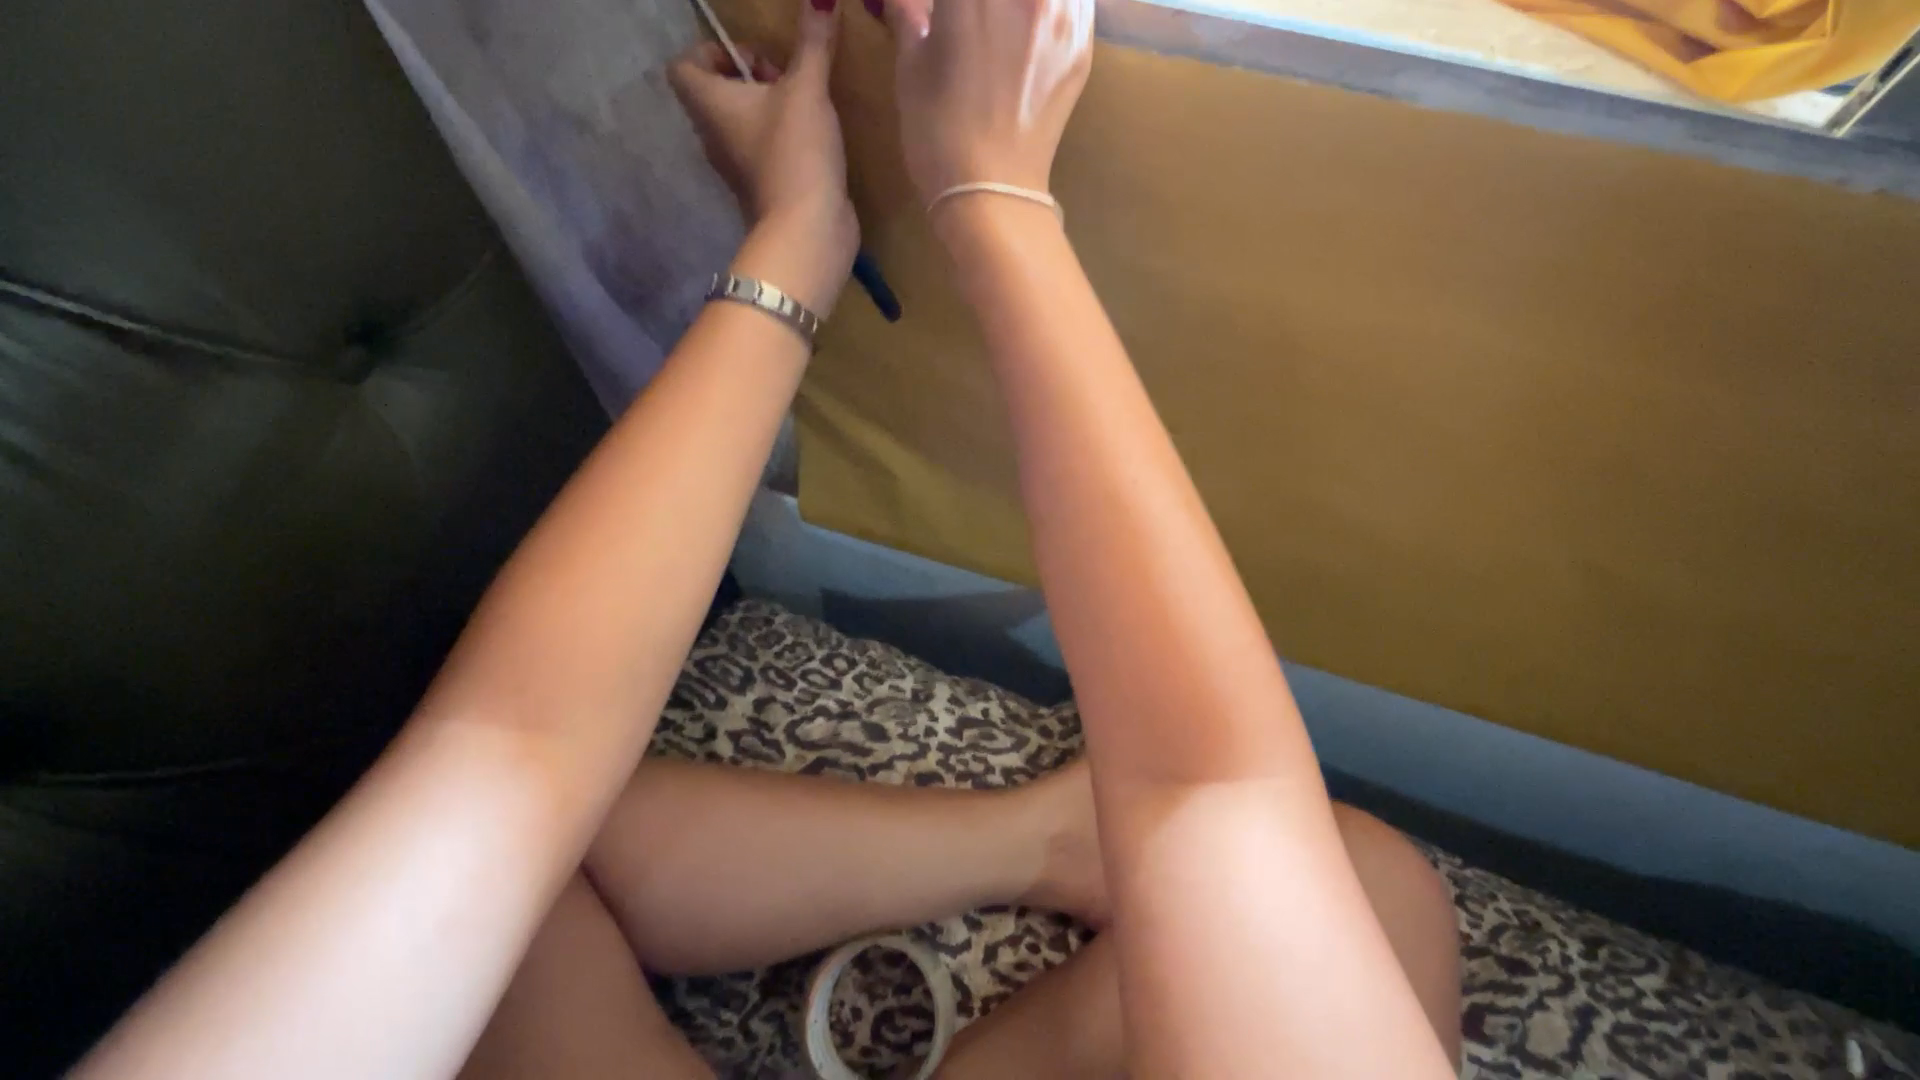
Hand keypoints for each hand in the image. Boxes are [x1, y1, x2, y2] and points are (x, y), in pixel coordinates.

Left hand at [670, 1, 858, 309]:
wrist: (807, 232)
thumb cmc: (795, 154)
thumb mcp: (808, 89)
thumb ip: (813, 43)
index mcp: (708, 105)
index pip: (684, 66)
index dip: (713, 53)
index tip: (754, 59)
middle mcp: (712, 136)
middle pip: (717, 94)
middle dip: (751, 79)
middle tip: (787, 80)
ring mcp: (735, 168)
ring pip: (742, 125)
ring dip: (769, 111)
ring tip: (806, 109)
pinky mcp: (761, 190)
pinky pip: (762, 152)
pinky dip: (781, 142)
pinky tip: (813, 143)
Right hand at [878, 0, 1093, 203]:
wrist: (991, 195)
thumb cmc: (937, 137)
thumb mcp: (910, 68)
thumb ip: (911, 12)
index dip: (948, 0)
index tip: (940, 8)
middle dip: (979, 1)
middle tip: (970, 13)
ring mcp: (1063, 14)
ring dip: (1018, 5)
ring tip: (1003, 17)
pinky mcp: (1083, 43)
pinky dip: (1056, 5)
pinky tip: (1034, 18)